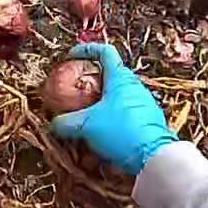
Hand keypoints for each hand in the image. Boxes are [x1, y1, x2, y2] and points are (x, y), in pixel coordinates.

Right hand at [48, 42, 177, 173]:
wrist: (153, 157)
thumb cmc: (121, 131)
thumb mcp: (86, 126)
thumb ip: (65, 123)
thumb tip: (54, 124)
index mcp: (120, 79)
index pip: (105, 52)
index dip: (87, 49)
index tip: (72, 55)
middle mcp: (134, 87)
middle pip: (110, 75)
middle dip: (91, 80)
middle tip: (76, 89)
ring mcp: (143, 103)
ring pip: (117, 95)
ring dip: (100, 101)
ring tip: (85, 114)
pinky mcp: (147, 120)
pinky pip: (124, 112)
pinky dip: (110, 116)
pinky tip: (100, 131)